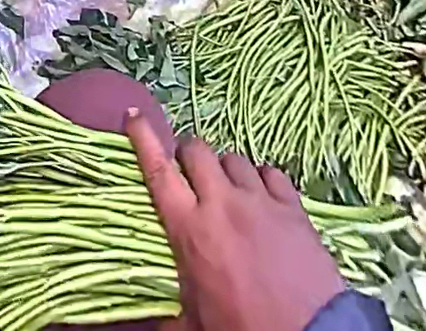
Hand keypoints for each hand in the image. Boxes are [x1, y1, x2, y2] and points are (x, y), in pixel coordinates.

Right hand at [127, 109, 346, 330]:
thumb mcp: (197, 324)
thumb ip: (169, 308)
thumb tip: (148, 318)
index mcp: (190, 228)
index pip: (159, 170)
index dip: (143, 137)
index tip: (133, 115)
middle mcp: (221, 203)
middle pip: (196, 149)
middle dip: (188, 155)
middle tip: (190, 175)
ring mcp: (259, 201)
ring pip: (233, 157)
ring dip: (225, 169)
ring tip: (229, 188)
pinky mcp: (292, 207)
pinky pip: (271, 172)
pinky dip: (262, 178)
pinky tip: (263, 195)